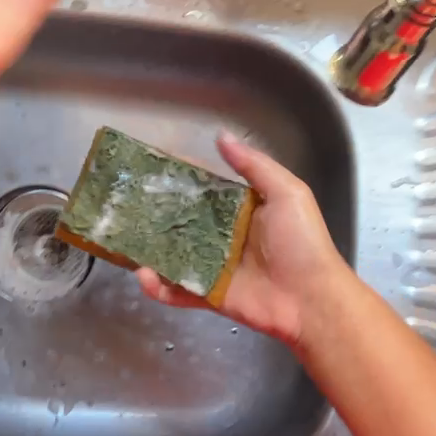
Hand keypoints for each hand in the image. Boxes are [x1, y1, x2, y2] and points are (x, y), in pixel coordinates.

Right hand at [137, 132, 352, 347]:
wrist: (311, 298)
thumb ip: (254, 165)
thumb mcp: (287, 193)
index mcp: (241, 209)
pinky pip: (178, 290)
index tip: (150, 164)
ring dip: (150, 248)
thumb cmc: (302, 242)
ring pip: (173, 255)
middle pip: (183, 220)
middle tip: (125, 202)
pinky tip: (144, 277)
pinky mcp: (209, 294)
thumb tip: (221, 136)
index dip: (181, 176)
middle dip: (156, 212)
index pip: (205, 188)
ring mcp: (214, 266)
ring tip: (125, 240)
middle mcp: (224, 236)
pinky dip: (158, 287)